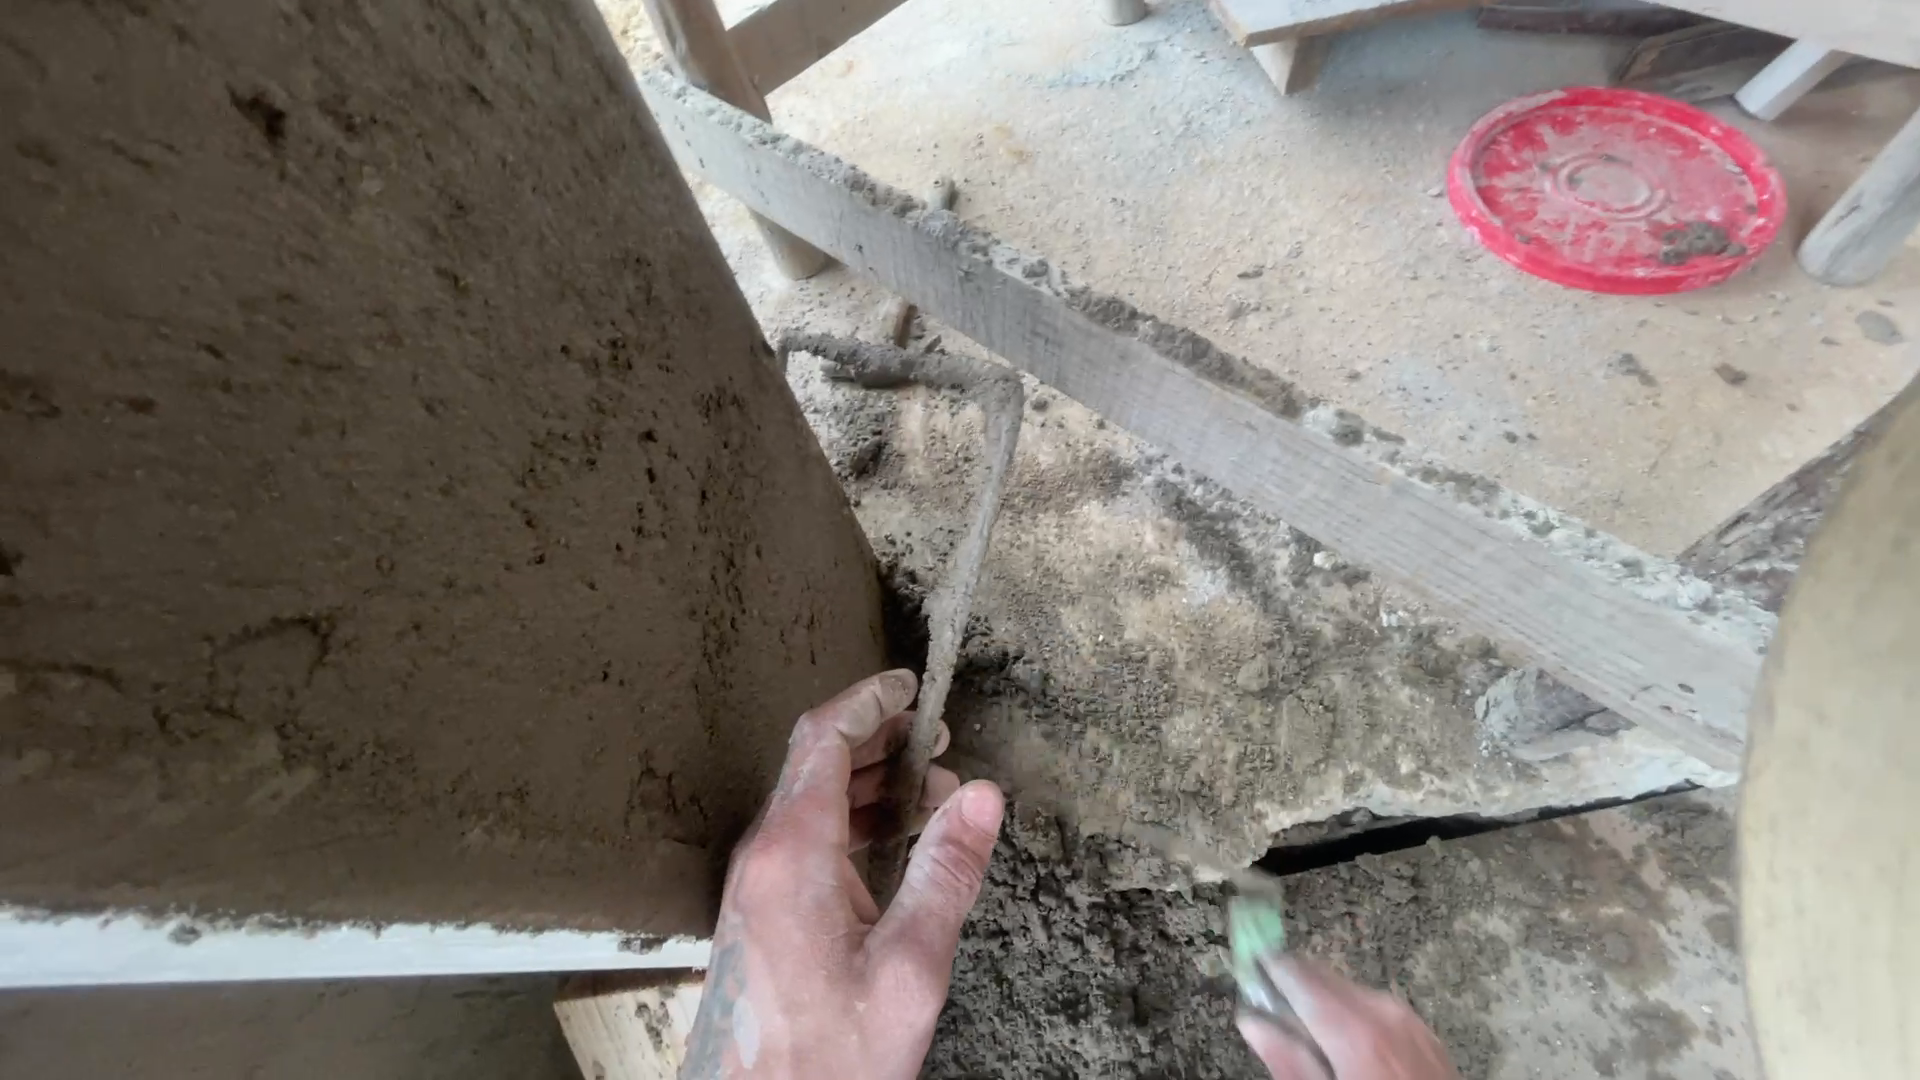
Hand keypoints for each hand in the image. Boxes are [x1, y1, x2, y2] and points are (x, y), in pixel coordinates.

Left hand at [683, 669, 1005, 1079]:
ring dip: (873, 779)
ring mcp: (760, 878)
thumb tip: (985, 794)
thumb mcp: (909, 969)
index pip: (823, 739)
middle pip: (817, 760)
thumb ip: (947, 874)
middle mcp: (765, 851)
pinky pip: (811, 833)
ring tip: (936, 788)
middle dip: (881, 737)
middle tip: (939, 738)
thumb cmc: (832, 1057)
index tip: (911, 685)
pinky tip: (900, 833)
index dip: (868, 701)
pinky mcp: (765, 903)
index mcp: (792, 852)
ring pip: (815, 795)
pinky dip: (857, 817)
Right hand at [1238, 957, 1458, 1079]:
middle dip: (1292, 991)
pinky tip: (1351, 1057)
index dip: (1265, 969)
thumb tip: (1250, 1020)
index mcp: (1353, 1028)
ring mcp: (1407, 1018)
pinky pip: (1372, 1009)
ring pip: (1344, 991)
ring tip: (1315, 1048)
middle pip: (1318, 975)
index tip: (1247, 981)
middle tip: (1277, 1025)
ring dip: (1321, 1005)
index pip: (1293, 970)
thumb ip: (1288, 1062)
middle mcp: (1380, 1008)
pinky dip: (1351, 1018)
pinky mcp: (1424, 1032)